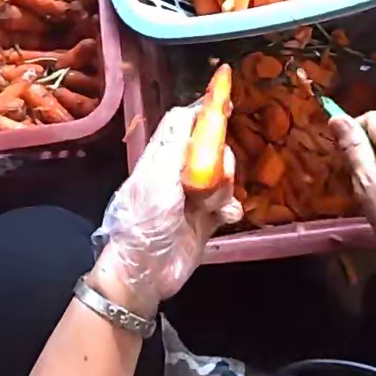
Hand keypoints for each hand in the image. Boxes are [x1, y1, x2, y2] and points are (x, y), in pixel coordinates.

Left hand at [92, 103, 241, 316]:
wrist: (144, 273)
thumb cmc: (145, 221)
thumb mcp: (157, 177)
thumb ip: (176, 143)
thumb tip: (191, 109)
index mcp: (161, 156)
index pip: (185, 123)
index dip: (205, 111)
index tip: (228, 102)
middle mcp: (178, 172)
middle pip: (212, 148)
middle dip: (220, 159)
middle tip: (214, 177)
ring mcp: (194, 196)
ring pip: (224, 176)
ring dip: (224, 188)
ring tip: (210, 205)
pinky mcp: (207, 219)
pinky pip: (229, 203)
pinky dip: (230, 208)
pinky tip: (224, 217)